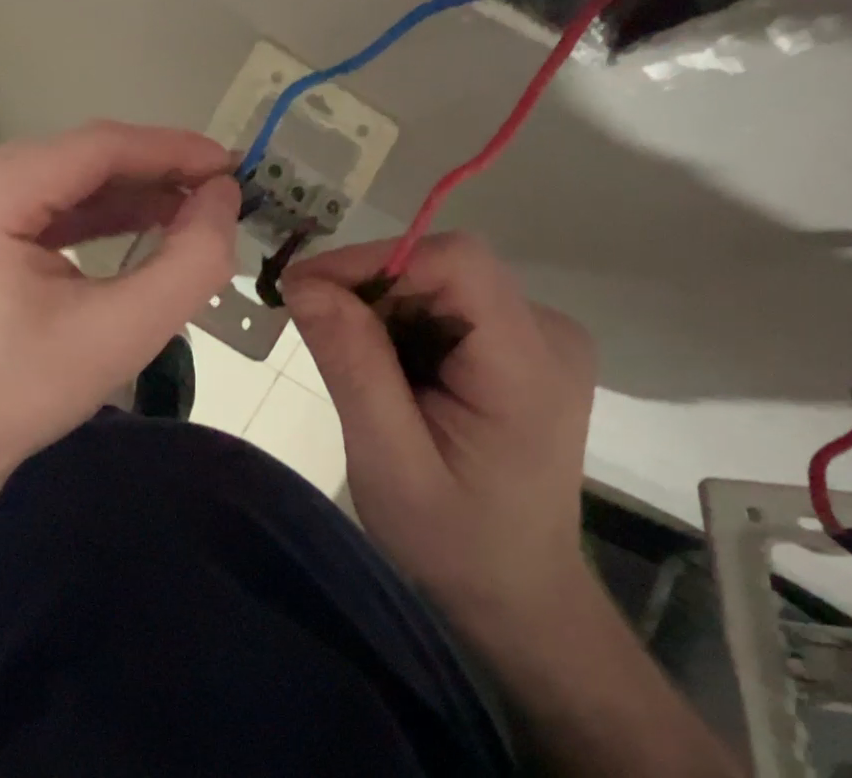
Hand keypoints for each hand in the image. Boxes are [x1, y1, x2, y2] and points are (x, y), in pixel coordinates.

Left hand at [0, 121, 239, 506]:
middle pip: (69, 158)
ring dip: (118, 194)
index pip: (91, 148)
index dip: (170, 150)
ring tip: (188, 211)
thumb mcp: (120, 332)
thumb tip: (224, 196)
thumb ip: (191, 261)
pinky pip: (26, 201)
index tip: (233, 166)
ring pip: (51, 177)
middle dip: (148, 174)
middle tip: (216, 196)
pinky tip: (134, 222)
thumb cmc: (18, 396)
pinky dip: (80, 213)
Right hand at [279, 233, 596, 626]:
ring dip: (381, 312)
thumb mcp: (386, 460)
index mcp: (528, 366)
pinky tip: (387, 376)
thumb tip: (304, 283)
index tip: (302, 291)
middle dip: (368, 293)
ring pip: (440, 285)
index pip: (454, 263)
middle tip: (314, 338)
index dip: (371, 261)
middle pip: (443, 270)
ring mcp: (541, 340)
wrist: (513, 590)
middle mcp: (549, 335)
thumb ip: (352, 365)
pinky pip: (448, 307)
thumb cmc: (450, 539)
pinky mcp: (523, 349)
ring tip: (355, 373)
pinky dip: (400, 327)